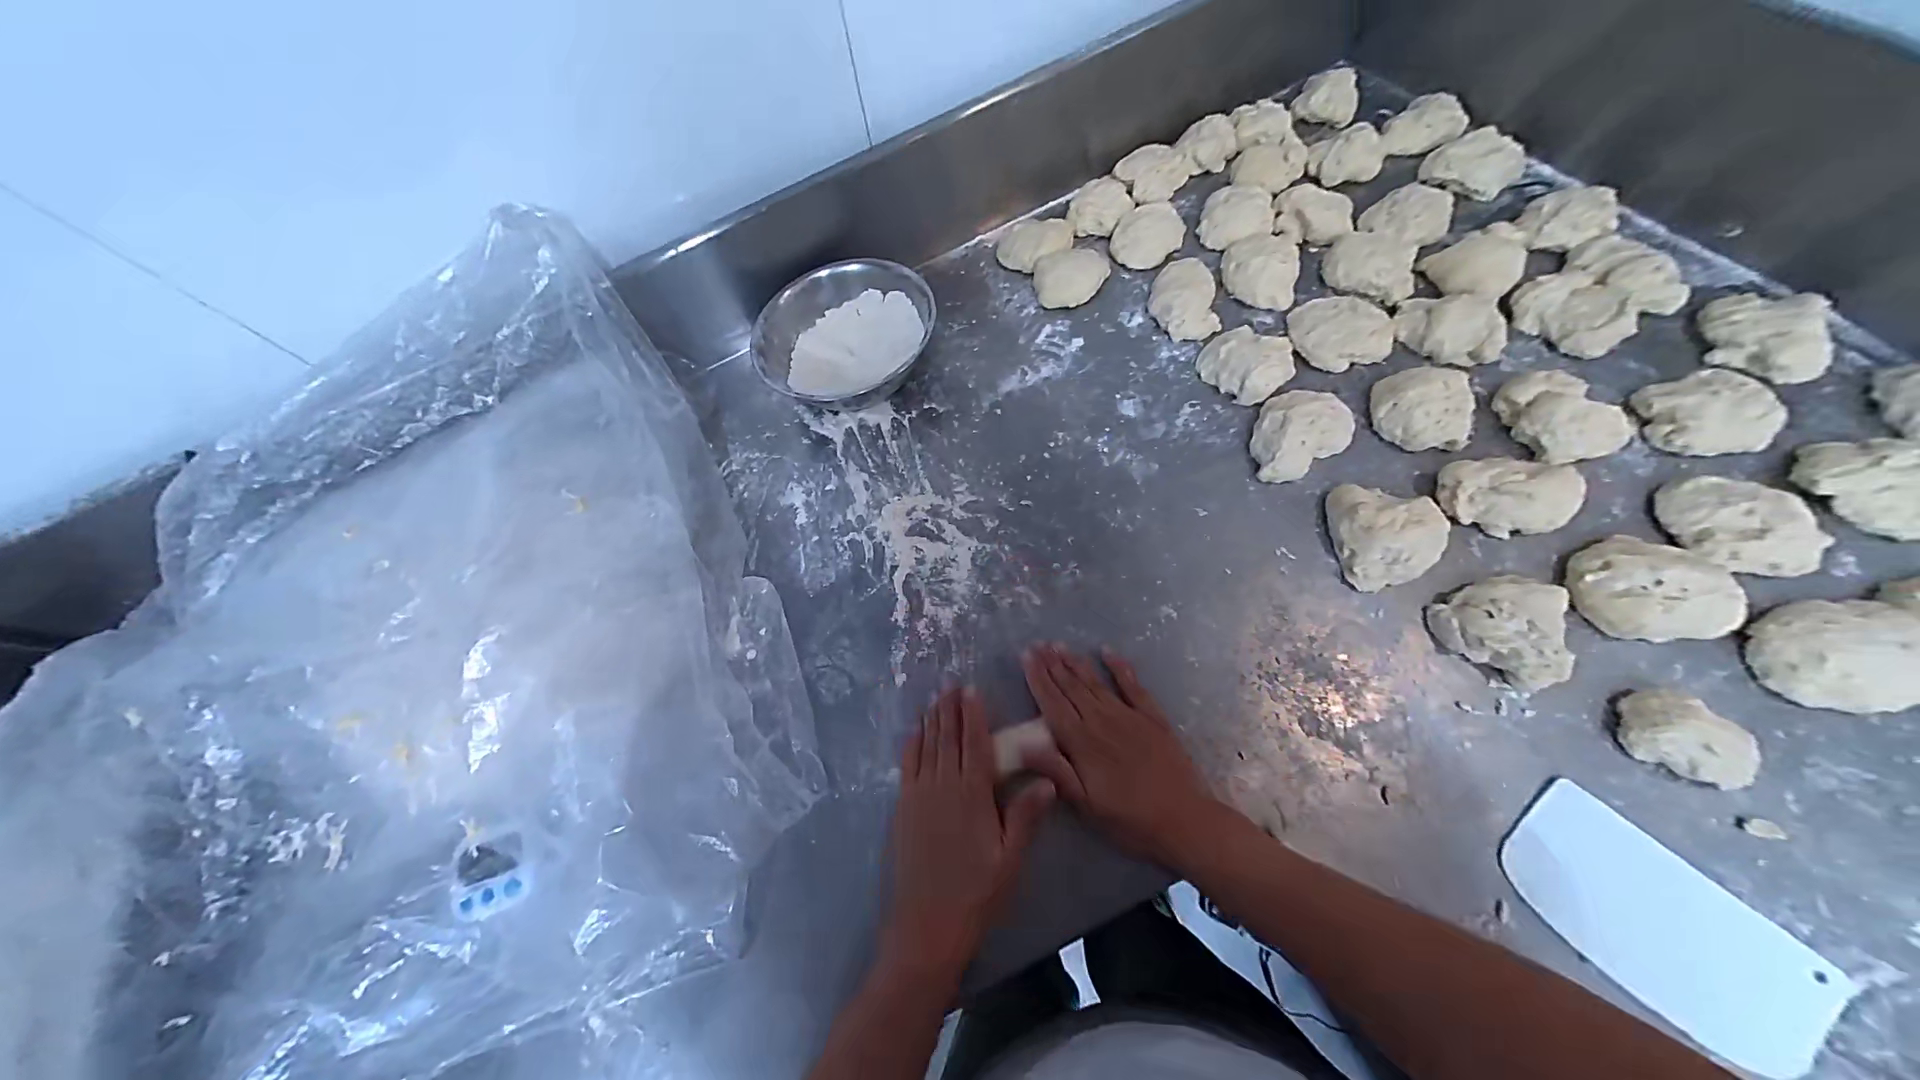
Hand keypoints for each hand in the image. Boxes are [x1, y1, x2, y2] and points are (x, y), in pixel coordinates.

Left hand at [881, 686, 1054, 979]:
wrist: (927, 923)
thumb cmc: (977, 892)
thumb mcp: (1011, 858)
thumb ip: (1026, 815)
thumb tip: (1048, 779)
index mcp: (973, 794)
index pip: (974, 743)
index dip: (973, 714)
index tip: (972, 689)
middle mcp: (943, 786)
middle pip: (947, 738)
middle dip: (950, 708)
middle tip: (951, 683)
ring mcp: (918, 795)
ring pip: (926, 746)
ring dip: (931, 720)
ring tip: (935, 698)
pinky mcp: (903, 808)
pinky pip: (907, 765)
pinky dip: (911, 743)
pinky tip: (913, 732)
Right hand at [1019, 644, 1229, 873]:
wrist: (1185, 821)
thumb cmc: (1129, 820)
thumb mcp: (1086, 805)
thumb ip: (1056, 771)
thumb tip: (1022, 744)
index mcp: (1082, 743)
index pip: (1052, 704)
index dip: (1037, 679)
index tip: (1025, 656)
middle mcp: (1102, 722)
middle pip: (1071, 688)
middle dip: (1052, 664)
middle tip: (1037, 644)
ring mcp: (1129, 716)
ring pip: (1096, 683)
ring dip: (1076, 663)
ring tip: (1060, 645)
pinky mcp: (1153, 718)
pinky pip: (1133, 686)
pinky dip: (1119, 667)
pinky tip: (1107, 652)